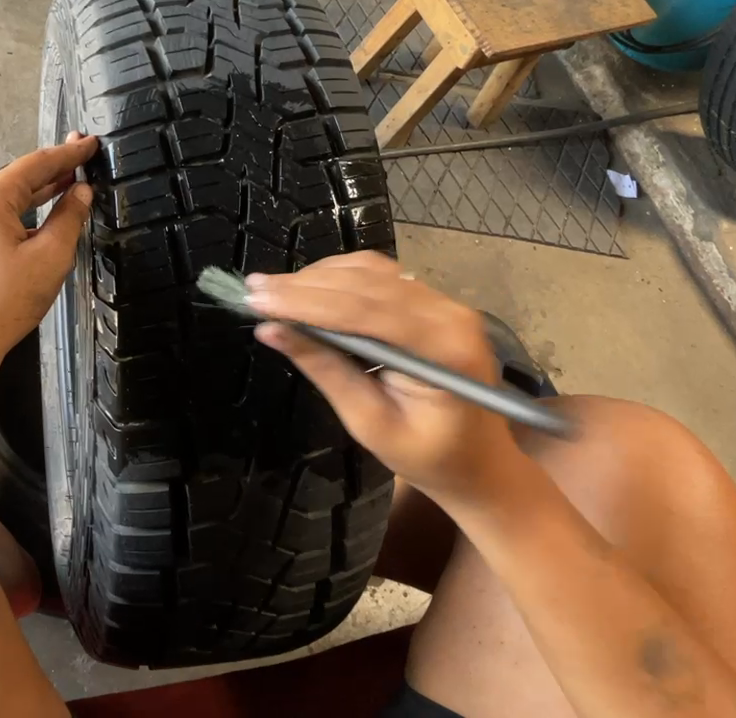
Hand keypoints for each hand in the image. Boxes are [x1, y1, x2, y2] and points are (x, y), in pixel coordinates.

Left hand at [0, 133, 98, 379]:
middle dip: (54, 168)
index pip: (38, 163)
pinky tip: (41, 218)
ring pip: (9, 199)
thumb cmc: (3, 301)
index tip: (90, 142)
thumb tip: (80, 192)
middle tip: (82, 155)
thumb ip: (69, 218)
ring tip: (68, 181)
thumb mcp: (50, 256)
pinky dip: (24, 212)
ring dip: (39, 191)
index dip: (69, 153)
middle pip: (21, 177)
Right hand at [246, 252, 527, 505]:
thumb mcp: (369, 423)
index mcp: (442, 348)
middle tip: (253, 290)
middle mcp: (449, 312)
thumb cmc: (429, 457)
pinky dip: (339, 277)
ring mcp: (444, 303)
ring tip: (272, 289)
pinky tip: (307, 287)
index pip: (363, 310)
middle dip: (303, 285)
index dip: (305, 301)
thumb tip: (271, 330)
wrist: (482, 464)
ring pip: (370, 271)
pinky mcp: (432, 302)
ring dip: (318, 277)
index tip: (257, 299)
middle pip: (364, 283)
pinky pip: (380, 276)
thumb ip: (324, 369)